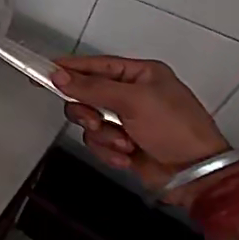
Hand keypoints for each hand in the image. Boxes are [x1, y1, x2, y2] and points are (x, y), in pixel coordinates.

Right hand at [52, 55, 230, 197]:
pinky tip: (126, 155)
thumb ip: (92, 87)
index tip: (43, 71)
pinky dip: (107, 151)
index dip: (69, 69)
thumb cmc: (178, 130)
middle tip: (96, 120)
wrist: (195, 174)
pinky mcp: (122, 142)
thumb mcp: (134, 101)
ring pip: (88, 122)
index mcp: (140, 74)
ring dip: (102, 136)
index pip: (95, 66)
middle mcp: (131, 95)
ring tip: (123, 143)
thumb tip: (60, 76)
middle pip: (85, 95)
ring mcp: (126, 120)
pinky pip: (96, 142)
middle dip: (89, 112)